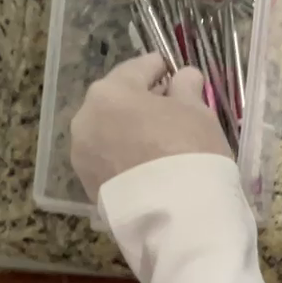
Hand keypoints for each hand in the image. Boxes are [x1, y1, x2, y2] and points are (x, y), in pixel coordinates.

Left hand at [71, 53, 231, 198]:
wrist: (176, 215)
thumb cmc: (190, 152)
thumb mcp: (199, 114)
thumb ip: (187, 89)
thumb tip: (184, 76)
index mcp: (112, 91)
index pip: (137, 69)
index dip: (158, 67)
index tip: (171, 68)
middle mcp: (86, 117)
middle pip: (118, 102)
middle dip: (142, 103)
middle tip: (169, 110)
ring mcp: (83, 154)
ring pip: (110, 133)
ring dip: (130, 133)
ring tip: (158, 144)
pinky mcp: (88, 184)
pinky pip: (110, 161)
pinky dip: (126, 158)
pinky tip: (148, 168)